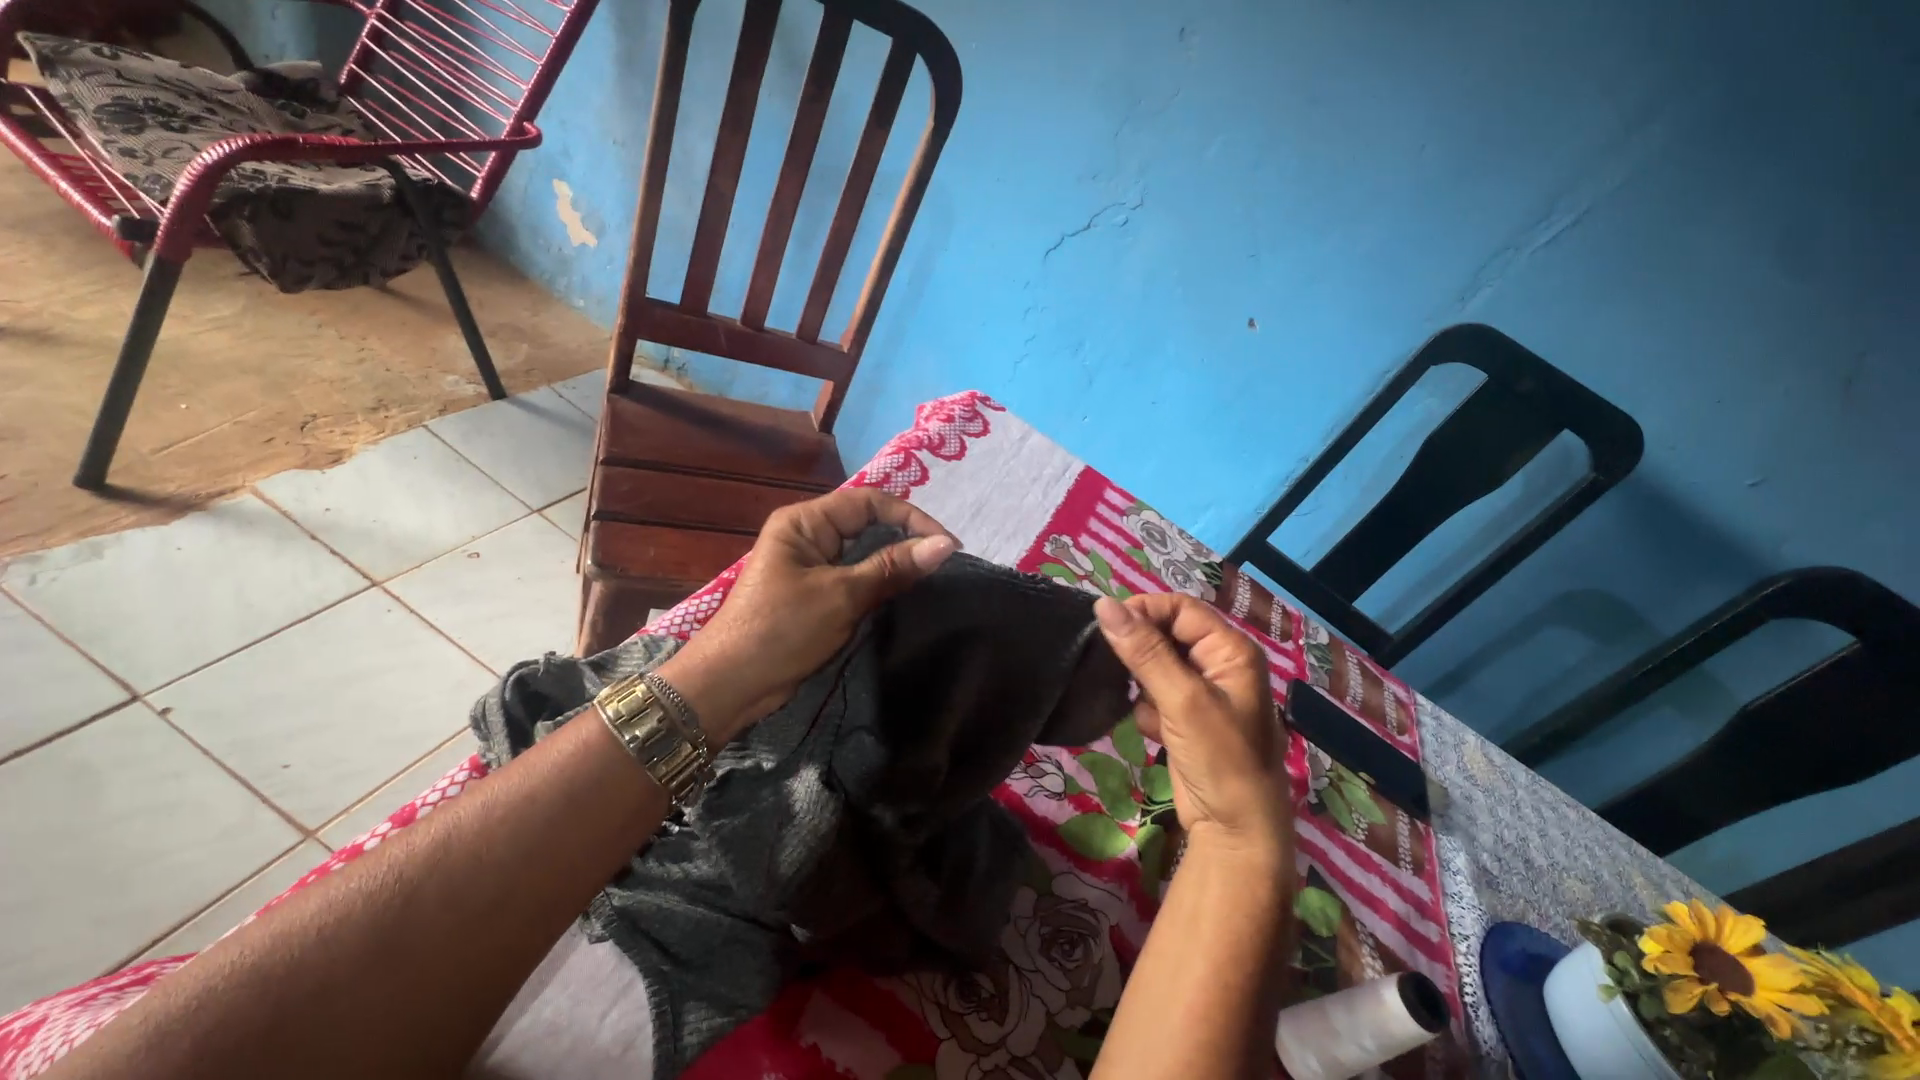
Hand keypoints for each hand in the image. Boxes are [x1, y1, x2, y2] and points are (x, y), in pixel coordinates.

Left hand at [657, 489, 958, 741]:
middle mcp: (808, 536)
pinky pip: (856, 580)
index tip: (948, 546)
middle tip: (945, 564)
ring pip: (864, 555)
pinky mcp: (815, 596)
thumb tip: (945, 545)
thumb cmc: (782, 630)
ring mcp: (811, 567)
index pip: (869, 502)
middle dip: (906, 540)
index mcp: (805, 521)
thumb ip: (893, 568)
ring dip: (895, 565)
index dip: (911, 518)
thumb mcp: (842, 596)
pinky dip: (880, 586)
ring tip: (933, 580)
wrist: (732, 684)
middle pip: (868, 525)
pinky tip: (905, 598)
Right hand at [1093, 594, 1290, 855]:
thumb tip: (1102, 604)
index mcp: (1232, 651)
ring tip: (1146, 708)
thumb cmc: (1219, 760)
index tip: (1105, 626)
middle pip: (1168, 634)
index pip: (1181, 608)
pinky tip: (1154, 732)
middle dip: (1141, 651)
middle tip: (1114, 666)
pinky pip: (1156, 696)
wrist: (1235, 830)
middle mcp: (1221, 665)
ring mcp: (1204, 694)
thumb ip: (1143, 651)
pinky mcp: (1187, 719)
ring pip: (1157, 666)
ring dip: (1143, 684)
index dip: (1144, 611)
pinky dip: (1148, 709)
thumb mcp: (1181, 700)